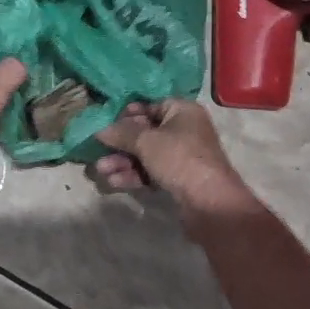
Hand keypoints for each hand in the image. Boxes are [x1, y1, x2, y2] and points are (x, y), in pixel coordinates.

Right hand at [94, 100, 247, 211]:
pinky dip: (134, 174)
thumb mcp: (145, 141)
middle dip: (120, 142)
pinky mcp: (179, 179)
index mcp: (182, 111)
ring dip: (123, 161)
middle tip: (99, 148)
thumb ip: (120, 133)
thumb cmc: (179, 159)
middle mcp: (184, 130)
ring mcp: (182, 156)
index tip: (106, 121)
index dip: (127, 113)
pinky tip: (115, 181)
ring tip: (102, 170)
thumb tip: (99, 129)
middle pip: (145, 131)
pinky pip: (151, 171)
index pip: (150, 105)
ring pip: (146, 154)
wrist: (210, 204)